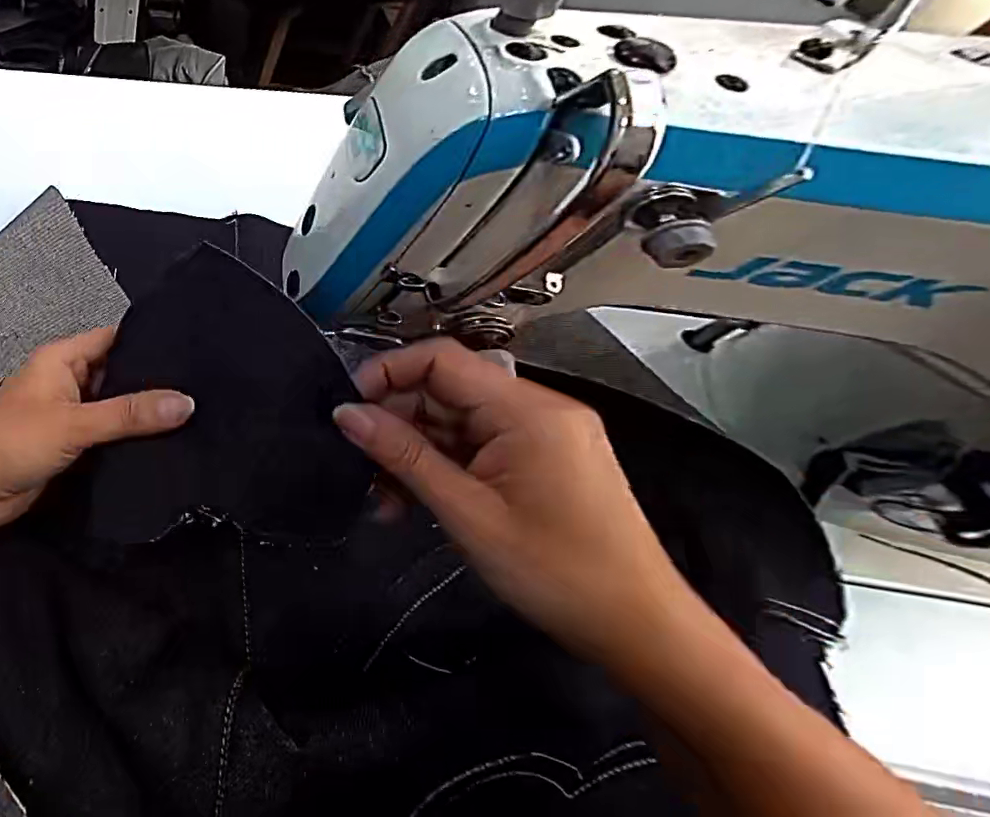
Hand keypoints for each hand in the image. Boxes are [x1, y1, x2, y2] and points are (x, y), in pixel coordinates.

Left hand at [0, 328, 193, 532]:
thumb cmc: (11, 442)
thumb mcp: (74, 423)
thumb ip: (130, 414)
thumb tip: (186, 403)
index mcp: (62, 358)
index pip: (116, 339)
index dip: (150, 344)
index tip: (192, 351)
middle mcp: (67, 380)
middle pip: (118, 374)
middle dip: (152, 384)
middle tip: (200, 389)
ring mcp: (68, 414)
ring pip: (114, 407)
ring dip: (141, 415)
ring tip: (193, 415)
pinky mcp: (69, 445)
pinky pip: (106, 435)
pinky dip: (128, 440)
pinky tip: (164, 444)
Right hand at [331, 339, 691, 662]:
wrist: (640, 630)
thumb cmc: (563, 576)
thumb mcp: (468, 513)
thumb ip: (403, 456)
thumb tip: (349, 415)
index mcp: (527, 410)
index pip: (441, 359)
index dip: (388, 372)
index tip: (351, 405)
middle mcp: (538, 408)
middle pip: (446, 390)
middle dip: (398, 422)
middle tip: (363, 461)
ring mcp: (542, 433)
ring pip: (457, 421)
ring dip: (416, 452)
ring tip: (388, 494)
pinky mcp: (541, 457)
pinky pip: (478, 444)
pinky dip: (444, 466)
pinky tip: (418, 496)